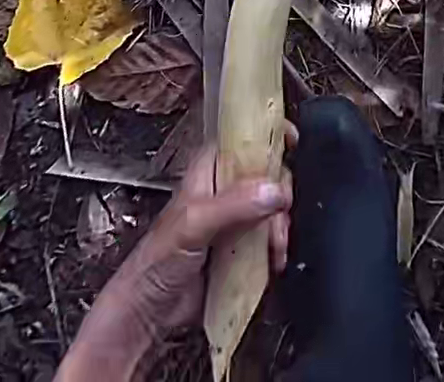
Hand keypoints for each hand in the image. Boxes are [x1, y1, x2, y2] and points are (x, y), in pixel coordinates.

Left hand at [57, 146, 291, 380]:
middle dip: (280, 192)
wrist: (151, 310)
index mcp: (210, 166)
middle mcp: (225, 186)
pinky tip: (273, 261)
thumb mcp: (195, 223)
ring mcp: (236, 216)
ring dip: (281, 225)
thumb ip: (234, 205)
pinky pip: (271, 236)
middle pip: (267, 172)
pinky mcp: (243, 245)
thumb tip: (275, 189)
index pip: (243, 136)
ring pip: (273, 205)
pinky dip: (278, 246)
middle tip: (281, 213)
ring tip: (275, 247)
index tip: (291, 138)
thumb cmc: (160, 257)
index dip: (268, 133)